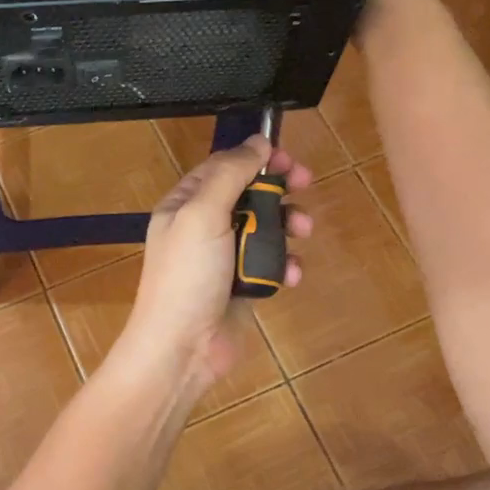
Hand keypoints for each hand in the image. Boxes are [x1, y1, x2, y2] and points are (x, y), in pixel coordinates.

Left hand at [123, 135, 312, 382]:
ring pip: (266, 228)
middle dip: (279, 189)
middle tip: (305, 184)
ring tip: (303, 231)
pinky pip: (271, 264)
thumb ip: (230, 173)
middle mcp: (204, 226)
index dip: (256, 158)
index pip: (224, 166)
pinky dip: (285, 265)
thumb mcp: (203, 214)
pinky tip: (291, 275)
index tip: (287, 158)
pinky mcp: (243, 286)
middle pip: (250, 193)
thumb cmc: (188, 275)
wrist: (183, 347)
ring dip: (288, 226)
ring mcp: (225, 257)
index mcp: (185, 203)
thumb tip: (258, 141)